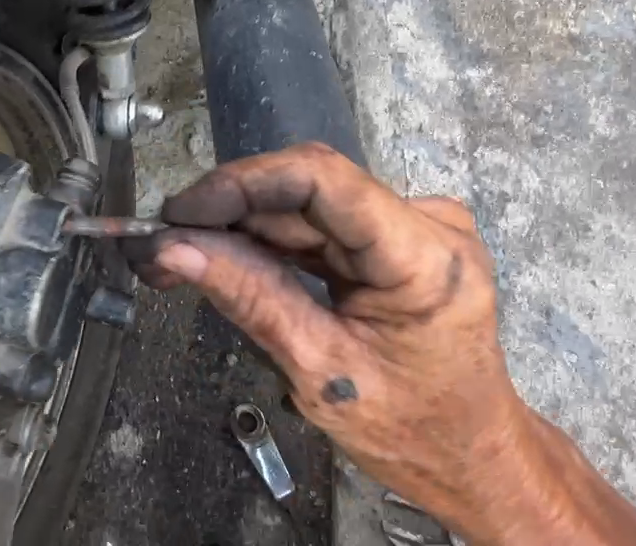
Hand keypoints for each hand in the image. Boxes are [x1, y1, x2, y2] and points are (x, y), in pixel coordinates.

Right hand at [134, 143, 635, 545]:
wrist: (474, 455)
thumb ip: (249, 298)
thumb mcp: (320, 370)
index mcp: (425, 256)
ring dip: (239, 225)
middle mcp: (427, 220)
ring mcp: (414, 222)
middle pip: (307, 190)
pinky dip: (267, 239)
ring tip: (176, 250)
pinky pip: (317, 221)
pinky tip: (221, 253)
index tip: (182, 211)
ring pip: (305, 203)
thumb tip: (173, 250)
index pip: (323, 179)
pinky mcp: (395, 233)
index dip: (243, 183)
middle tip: (160, 239)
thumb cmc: (413, 431)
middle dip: (228, 209)